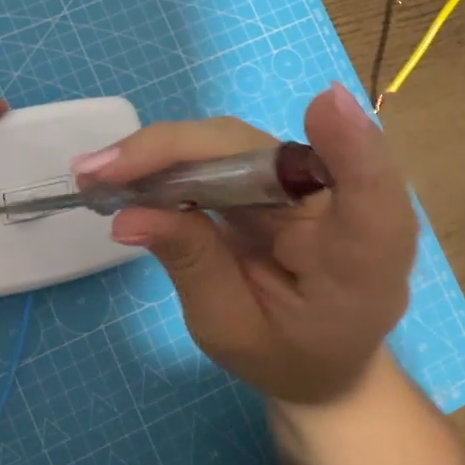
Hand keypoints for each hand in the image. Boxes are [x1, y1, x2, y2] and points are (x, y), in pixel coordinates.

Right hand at [72, 84, 416, 403]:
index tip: (325, 103)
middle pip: (259, 154)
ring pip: (228, 143)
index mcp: (356, 261)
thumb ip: (193, 268)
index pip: (370, 199)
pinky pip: (213, 153)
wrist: (318, 360)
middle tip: (98, 173)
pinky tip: (119, 173)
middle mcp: (333, 205)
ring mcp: (297, 183)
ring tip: (95, 176)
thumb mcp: (231, 330)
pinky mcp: (265, 175)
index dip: (351, 149)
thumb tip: (128, 216)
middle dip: (176, 152)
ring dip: (157, 153)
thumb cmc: (287, 356)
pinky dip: (162, 160)